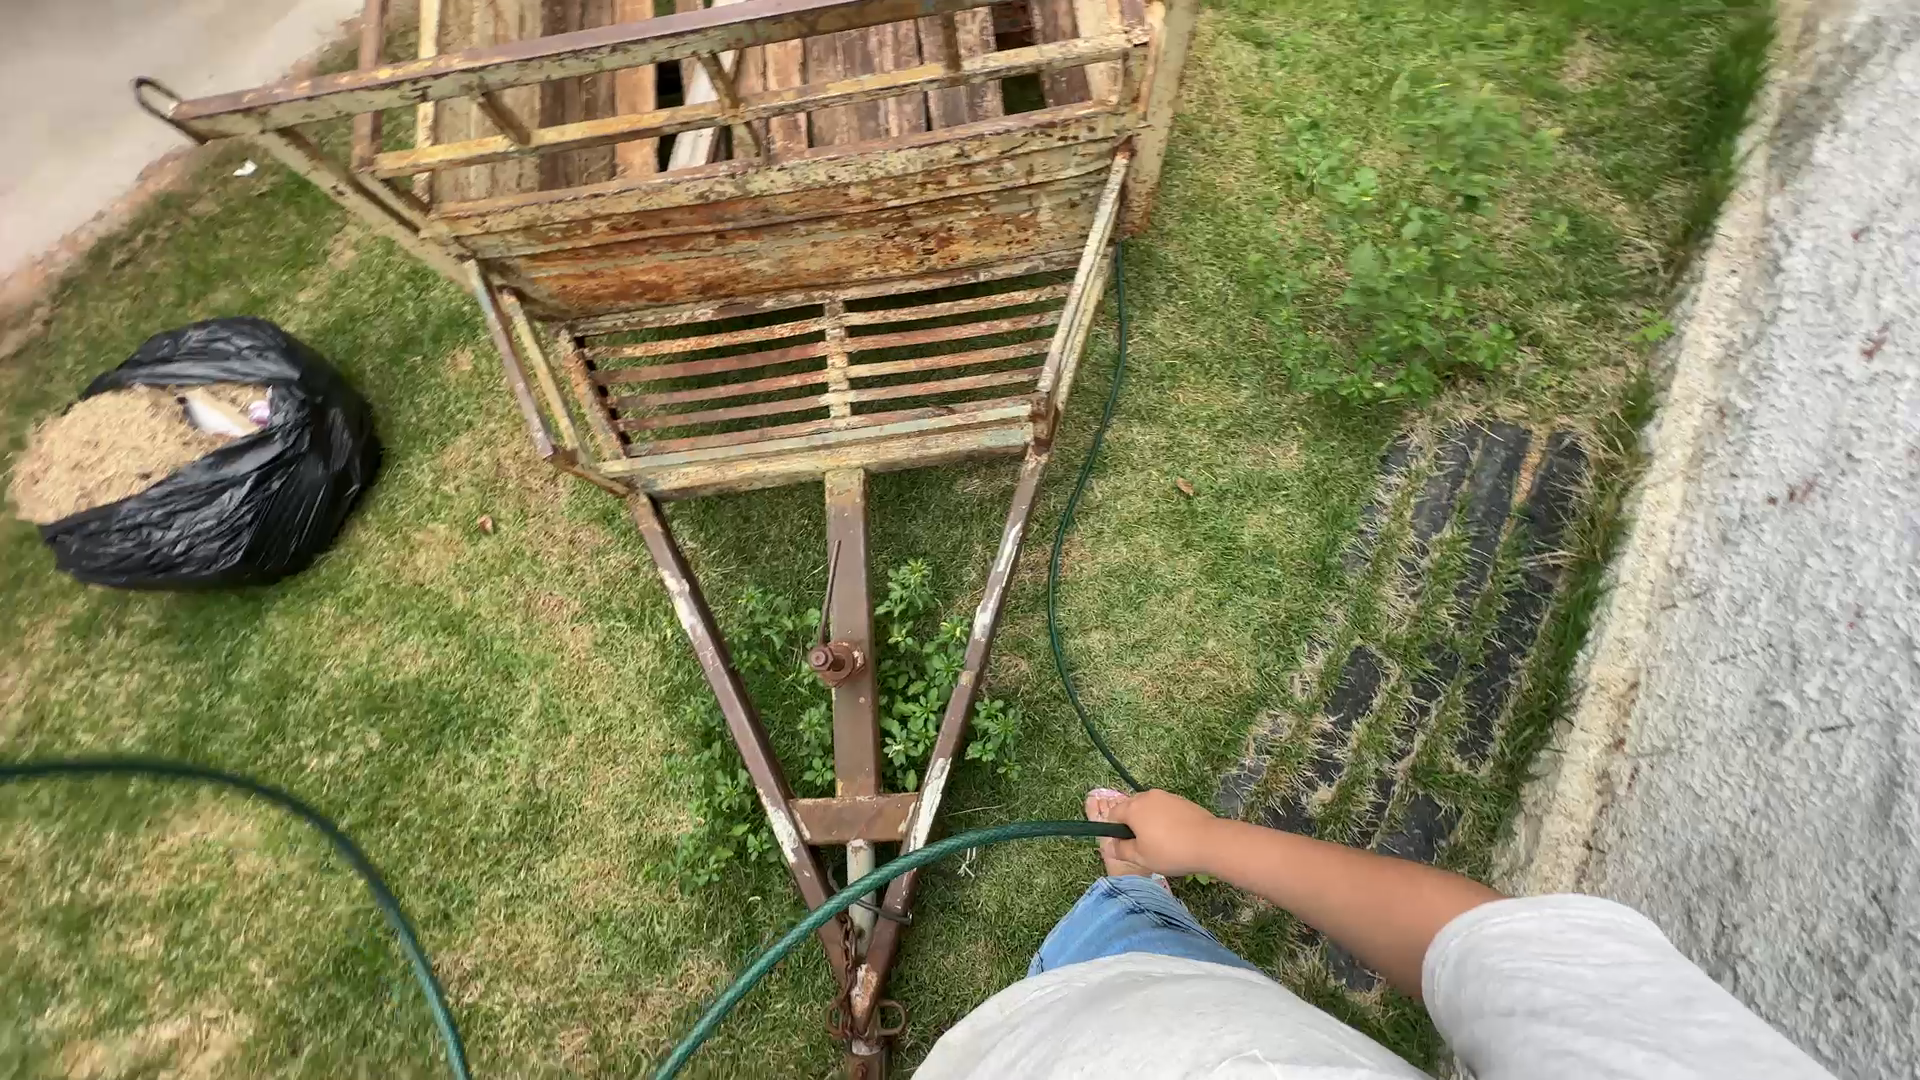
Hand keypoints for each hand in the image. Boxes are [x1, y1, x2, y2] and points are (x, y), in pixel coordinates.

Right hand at [1104, 789, 1224, 877]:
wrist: (1210, 842)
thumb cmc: (1170, 851)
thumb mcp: (1142, 857)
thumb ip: (1121, 850)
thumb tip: (1108, 845)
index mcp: (1132, 808)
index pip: (1112, 814)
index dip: (1114, 830)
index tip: (1125, 846)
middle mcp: (1146, 796)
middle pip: (1130, 807)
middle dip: (1131, 824)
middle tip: (1142, 845)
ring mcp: (1165, 796)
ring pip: (1148, 807)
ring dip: (1148, 820)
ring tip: (1161, 841)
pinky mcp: (1180, 800)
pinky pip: (1164, 808)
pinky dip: (1164, 818)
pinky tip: (1175, 835)